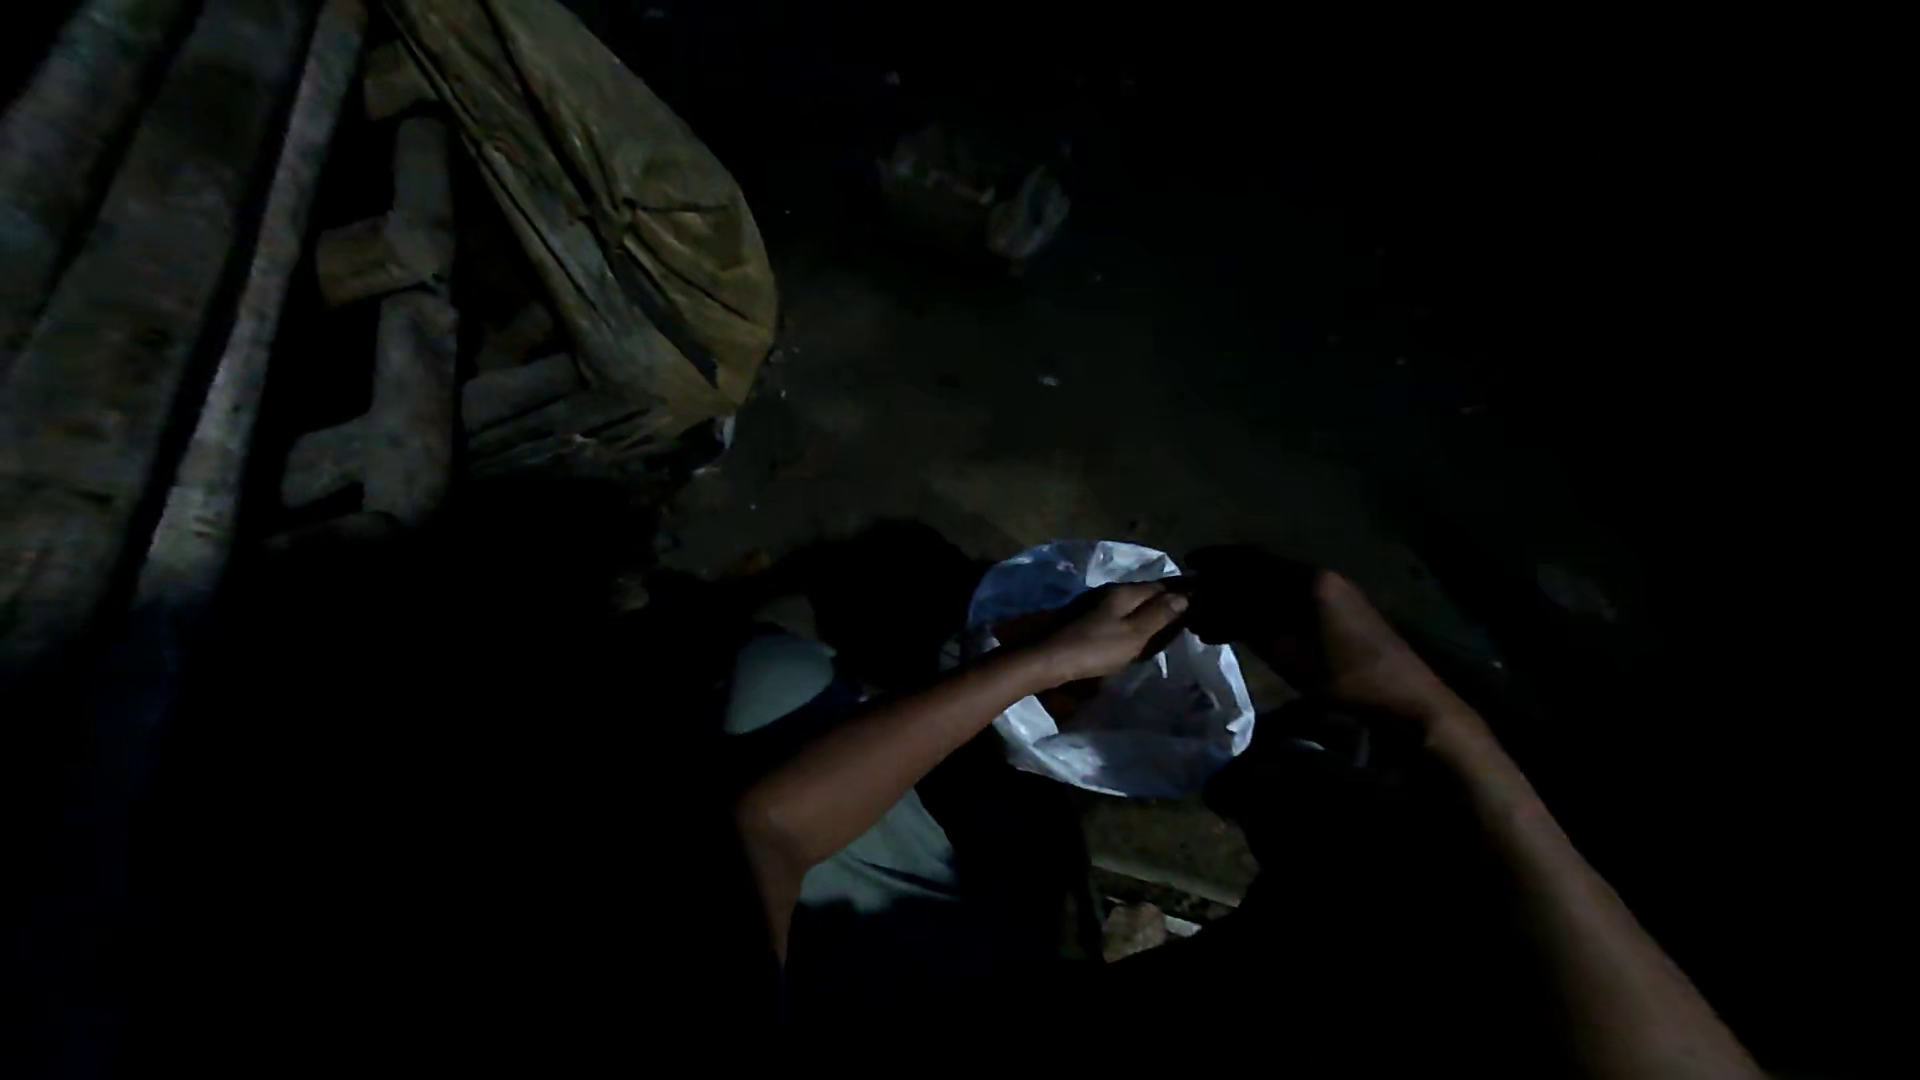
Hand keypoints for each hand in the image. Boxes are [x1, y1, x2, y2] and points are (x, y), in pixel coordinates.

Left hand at [1025, 582, 1189, 686]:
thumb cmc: (1094, 647)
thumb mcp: (1133, 634)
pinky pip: (1117, 611)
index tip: (1201, 590)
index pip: (1161, 585)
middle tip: (1188, 603)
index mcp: (1123, 591)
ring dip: (1148, 606)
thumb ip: (1158, 614)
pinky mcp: (1084, 616)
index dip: (1181, 588)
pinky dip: (1132, 616)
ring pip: (1130, 600)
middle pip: (1144, 590)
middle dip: (1165, 596)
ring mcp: (1093, 602)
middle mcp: (1109, 590)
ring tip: (1167, 615)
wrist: (1047, 657)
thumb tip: (1183, 595)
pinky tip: (1136, 625)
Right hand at [1185, 546, 1478, 741]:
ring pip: (1275, 585)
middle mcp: (1320, 576)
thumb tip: (1205, 606)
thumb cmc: (1341, 675)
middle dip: (1226, 578)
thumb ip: (1242, 622)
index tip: (1189, 564)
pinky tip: (1247, 626)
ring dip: (1244, 596)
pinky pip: (1290, 598)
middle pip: (1262, 567)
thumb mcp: (1283, 650)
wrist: (1404, 701)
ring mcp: (1334, 591)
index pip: (1250, 559)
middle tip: (1197, 591)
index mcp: (1307, 579)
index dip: (1217, 560)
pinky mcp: (1340, 610)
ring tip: (1214, 616)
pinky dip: (1264, 607)